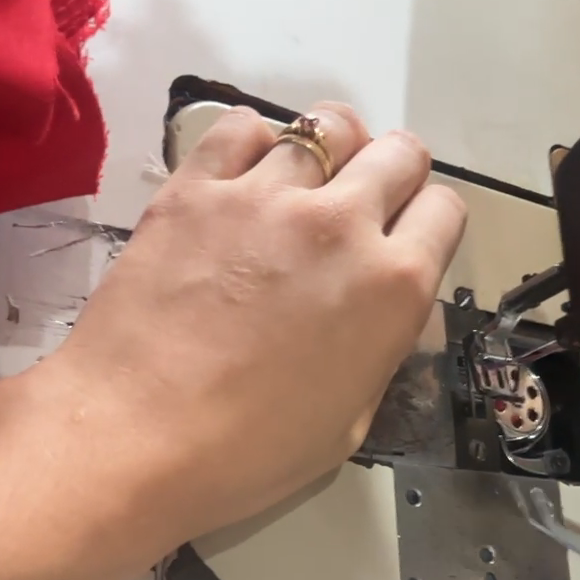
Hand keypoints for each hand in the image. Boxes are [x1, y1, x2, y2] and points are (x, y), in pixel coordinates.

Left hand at [29, 103, 466, 545]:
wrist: (134, 437)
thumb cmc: (246, 454)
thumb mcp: (346, 426)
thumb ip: (376, 352)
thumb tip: (377, 314)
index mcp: (392, 288)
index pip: (445, 210)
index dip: (426, 227)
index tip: (400, 247)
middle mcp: (340, 224)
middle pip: (398, 151)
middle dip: (390, 178)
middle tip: (355, 217)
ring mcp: (264, 195)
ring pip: (327, 125)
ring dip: (328, 156)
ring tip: (297, 195)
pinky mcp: (195, 187)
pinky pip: (241, 127)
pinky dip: (252, 147)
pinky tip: (239, 187)